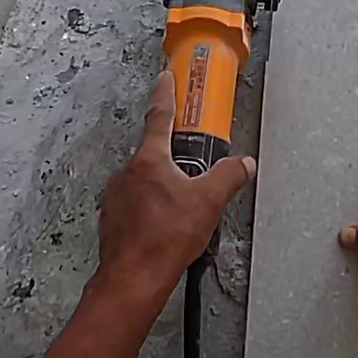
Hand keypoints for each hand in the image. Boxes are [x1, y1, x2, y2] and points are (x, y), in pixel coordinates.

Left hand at [92, 72, 255, 304]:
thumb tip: (244, 165)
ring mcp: (116, 198)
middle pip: (154, 152)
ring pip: (145, 179)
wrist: (134, 278)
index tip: (165, 78)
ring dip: (164, 183)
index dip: (165, 94)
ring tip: (184, 204)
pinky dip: (153, 205)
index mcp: (150, 161)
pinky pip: (137, 202)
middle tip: (193, 164)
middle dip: (174, 154)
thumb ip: (229, 176)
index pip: (159, 117)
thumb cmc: (167, 237)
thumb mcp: (210, 201)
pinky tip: (168, 223)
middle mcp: (128, 174)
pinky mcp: (114, 220)